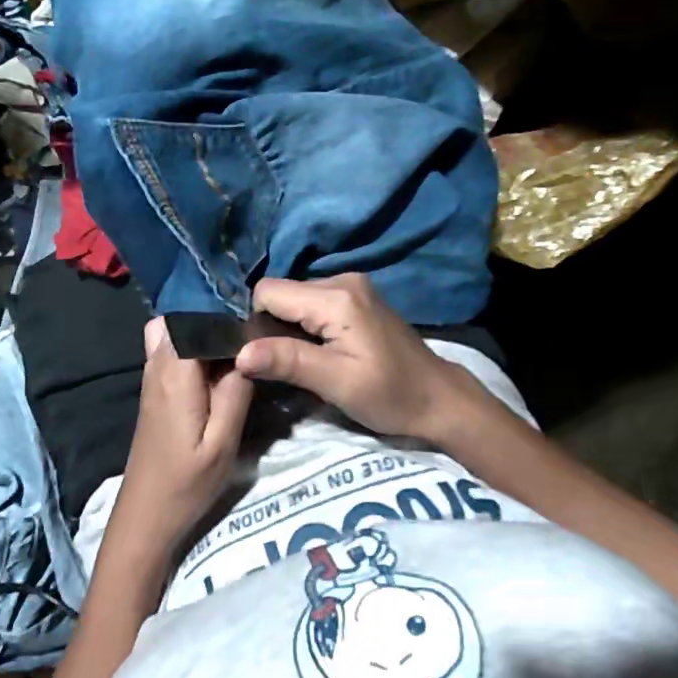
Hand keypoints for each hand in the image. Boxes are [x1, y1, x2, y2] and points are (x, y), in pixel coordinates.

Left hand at [117, 318, 254, 548]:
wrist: (146, 517)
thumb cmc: (186, 484)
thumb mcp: (223, 443)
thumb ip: (235, 391)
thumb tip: (248, 352)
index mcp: (175, 375)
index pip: (196, 319)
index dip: (226, 318)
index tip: (256, 333)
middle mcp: (158, 367)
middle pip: (182, 320)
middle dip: (216, 322)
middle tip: (251, 344)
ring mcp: (153, 379)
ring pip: (175, 333)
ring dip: (205, 336)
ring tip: (239, 357)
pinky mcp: (155, 392)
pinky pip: (173, 352)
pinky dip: (195, 351)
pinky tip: (220, 374)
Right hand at [234, 274, 480, 440]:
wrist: (438, 398)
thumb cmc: (390, 394)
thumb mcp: (337, 383)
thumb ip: (288, 362)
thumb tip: (239, 354)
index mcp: (336, 296)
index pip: (268, 292)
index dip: (258, 325)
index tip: (269, 359)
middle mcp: (342, 279)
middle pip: (282, 293)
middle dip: (275, 327)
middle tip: (290, 366)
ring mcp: (352, 285)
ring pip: (296, 299)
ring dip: (291, 328)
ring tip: (309, 361)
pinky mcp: (357, 296)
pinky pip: (314, 303)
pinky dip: (308, 326)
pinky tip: (323, 351)